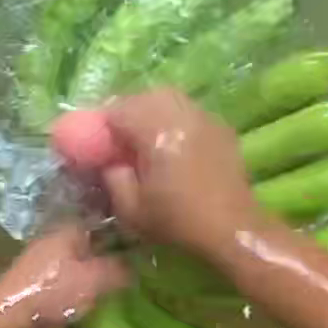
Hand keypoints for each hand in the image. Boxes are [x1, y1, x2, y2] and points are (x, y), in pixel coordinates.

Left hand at [0, 226, 127, 327]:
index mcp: (70, 227)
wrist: (8, 314)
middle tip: (132, 262)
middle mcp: (53, 234)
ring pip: (74, 252)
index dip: (124, 229)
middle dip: (108, 246)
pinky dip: (76, 275)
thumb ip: (121, 268)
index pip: (103, 218)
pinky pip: (63, 268)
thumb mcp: (98, 279)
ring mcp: (39, 253)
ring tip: (113, 277)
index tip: (142, 242)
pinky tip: (86, 289)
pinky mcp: (32, 274)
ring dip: (91, 262)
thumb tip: (138, 263)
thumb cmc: (55, 292)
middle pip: (88, 235)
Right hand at [50, 87, 260, 256]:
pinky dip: (171, 119)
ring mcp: (204, 117)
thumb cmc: (178, 221)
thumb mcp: (130, 208)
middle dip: (124, 112)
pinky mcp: (220, 127)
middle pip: (143, 97)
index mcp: (157, 131)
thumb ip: (112, 176)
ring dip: (148, 112)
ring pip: (167, 99)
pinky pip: (186, 111)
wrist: (233, 230)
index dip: (100, 123)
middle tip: (116, 138)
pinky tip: (168, 143)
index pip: (117, 109)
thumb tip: (107, 160)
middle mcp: (181, 115)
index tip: (94, 142)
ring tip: (141, 138)